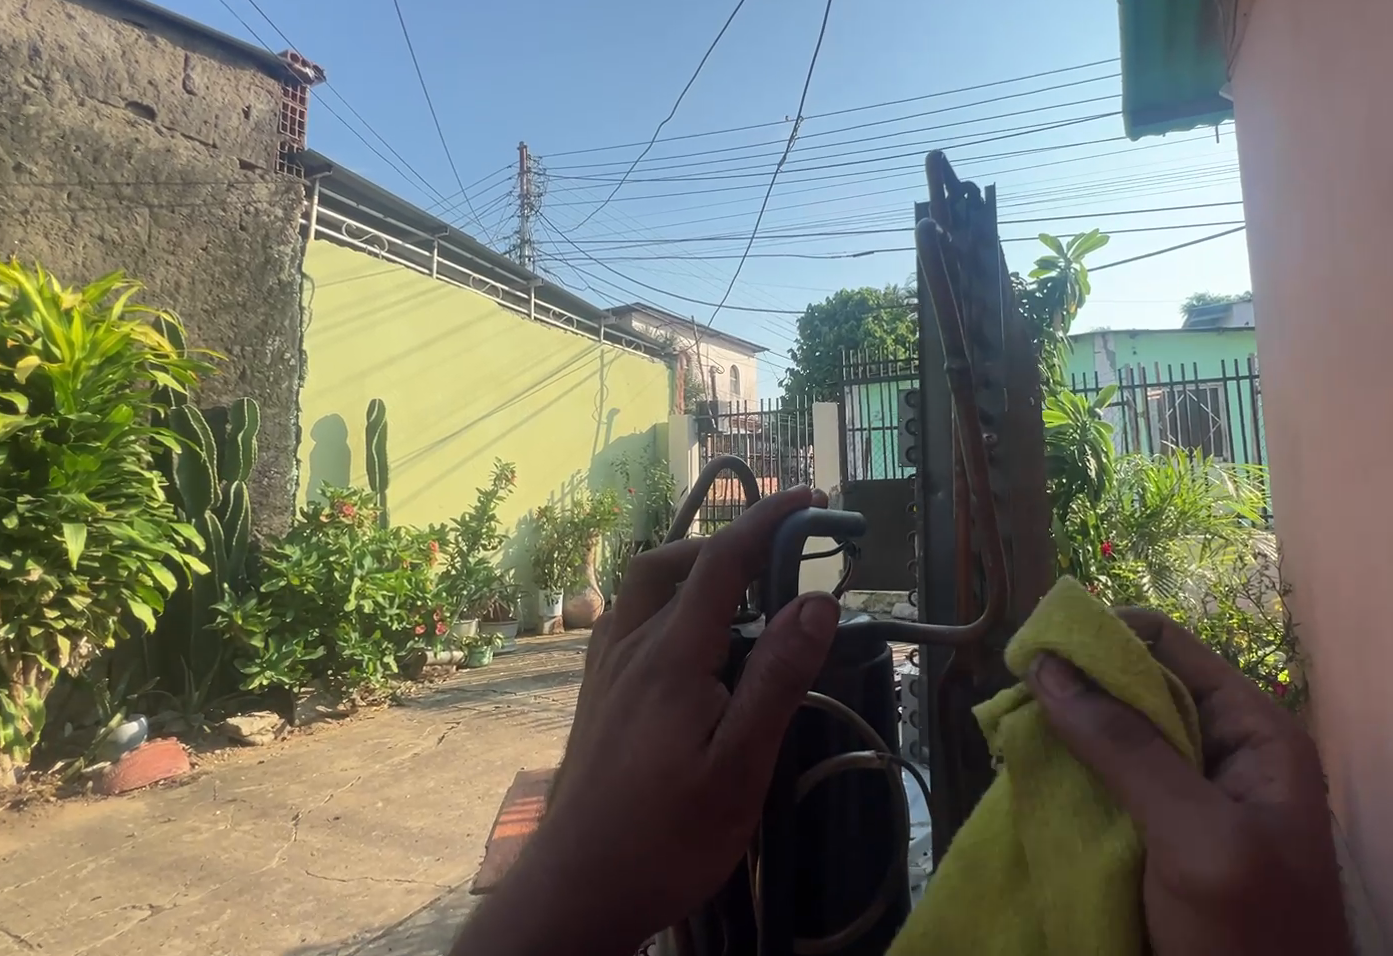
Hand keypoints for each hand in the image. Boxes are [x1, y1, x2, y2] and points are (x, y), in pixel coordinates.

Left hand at [452, 487, 840, 955]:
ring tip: (738, 588)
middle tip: (778, 556)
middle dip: (729, 542)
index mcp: (671, 655)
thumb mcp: (739, 767)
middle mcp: (631, 644)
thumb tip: (817, 603)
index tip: (809, 500)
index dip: (767, 522)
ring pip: (644, 585)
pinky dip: (664, 597)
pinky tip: (683, 631)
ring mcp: (606, 666)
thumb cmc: (666, 838)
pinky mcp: (596, 690)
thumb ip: (777, 679)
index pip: (722, 562)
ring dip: (692, 566)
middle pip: (675, 563)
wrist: (575, 893)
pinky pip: (627, 615)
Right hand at [1026, 609, 1352, 955]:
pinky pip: (1102, 769)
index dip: (1100, 635)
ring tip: (1014, 723)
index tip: (1035, 648)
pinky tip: (1031, 762)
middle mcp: (1219, 745)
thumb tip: (1046, 664)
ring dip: (1064, 721)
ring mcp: (1187, 786)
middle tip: (1018, 691)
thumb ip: (1125, 746)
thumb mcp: (1196, 836)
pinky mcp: (1155, 822)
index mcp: (1251, 730)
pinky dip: (1066, 760)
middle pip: (1135, 679)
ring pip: (1111, 723)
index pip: (1167, 644)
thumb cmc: (1250, 937)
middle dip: (1076, 680)